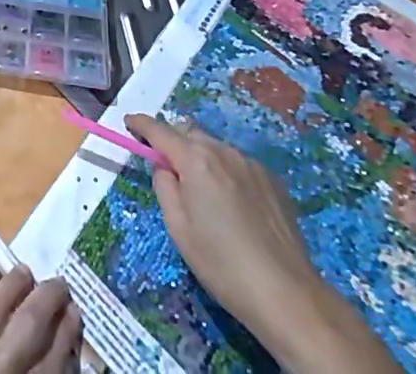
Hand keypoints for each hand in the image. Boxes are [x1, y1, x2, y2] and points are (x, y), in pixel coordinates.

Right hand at [125, 114, 397, 373]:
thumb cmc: (220, 263)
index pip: (160, 130)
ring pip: (215, 147)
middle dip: (173, 142)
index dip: (141, 124)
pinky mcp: (272, 180)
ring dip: (200, 157)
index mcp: (196, 160)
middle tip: (165, 167)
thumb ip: (164, 186)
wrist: (286, 292)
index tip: (129, 123)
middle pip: (189, 133)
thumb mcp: (178, 227)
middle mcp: (224, 151)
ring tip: (202, 192)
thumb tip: (165, 166)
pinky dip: (225, 171)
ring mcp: (252, 164)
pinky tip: (231, 204)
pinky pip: (238, 164)